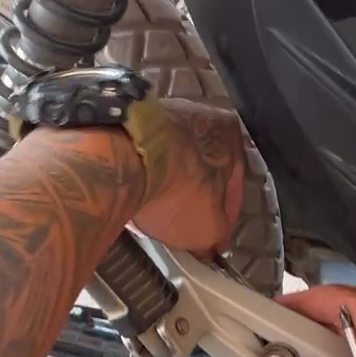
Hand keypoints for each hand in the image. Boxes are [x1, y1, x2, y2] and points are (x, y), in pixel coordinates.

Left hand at [127, 99, 244, 253]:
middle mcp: (198, 114)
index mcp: (228, 133)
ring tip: (153, 213)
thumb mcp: (208, 228)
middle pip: (201, 167)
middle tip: (185, 224)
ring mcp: (160, 113)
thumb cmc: (176, 186)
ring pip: (171, 159)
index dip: (225, 218)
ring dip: (166, 185)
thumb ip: (215, 234)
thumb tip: (208, 243)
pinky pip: (141, 154)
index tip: (214, 238)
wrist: (121, 161)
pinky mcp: (126, 120)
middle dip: (194, 197)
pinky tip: (133, 196)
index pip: (234, 184)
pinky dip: (141, 174)